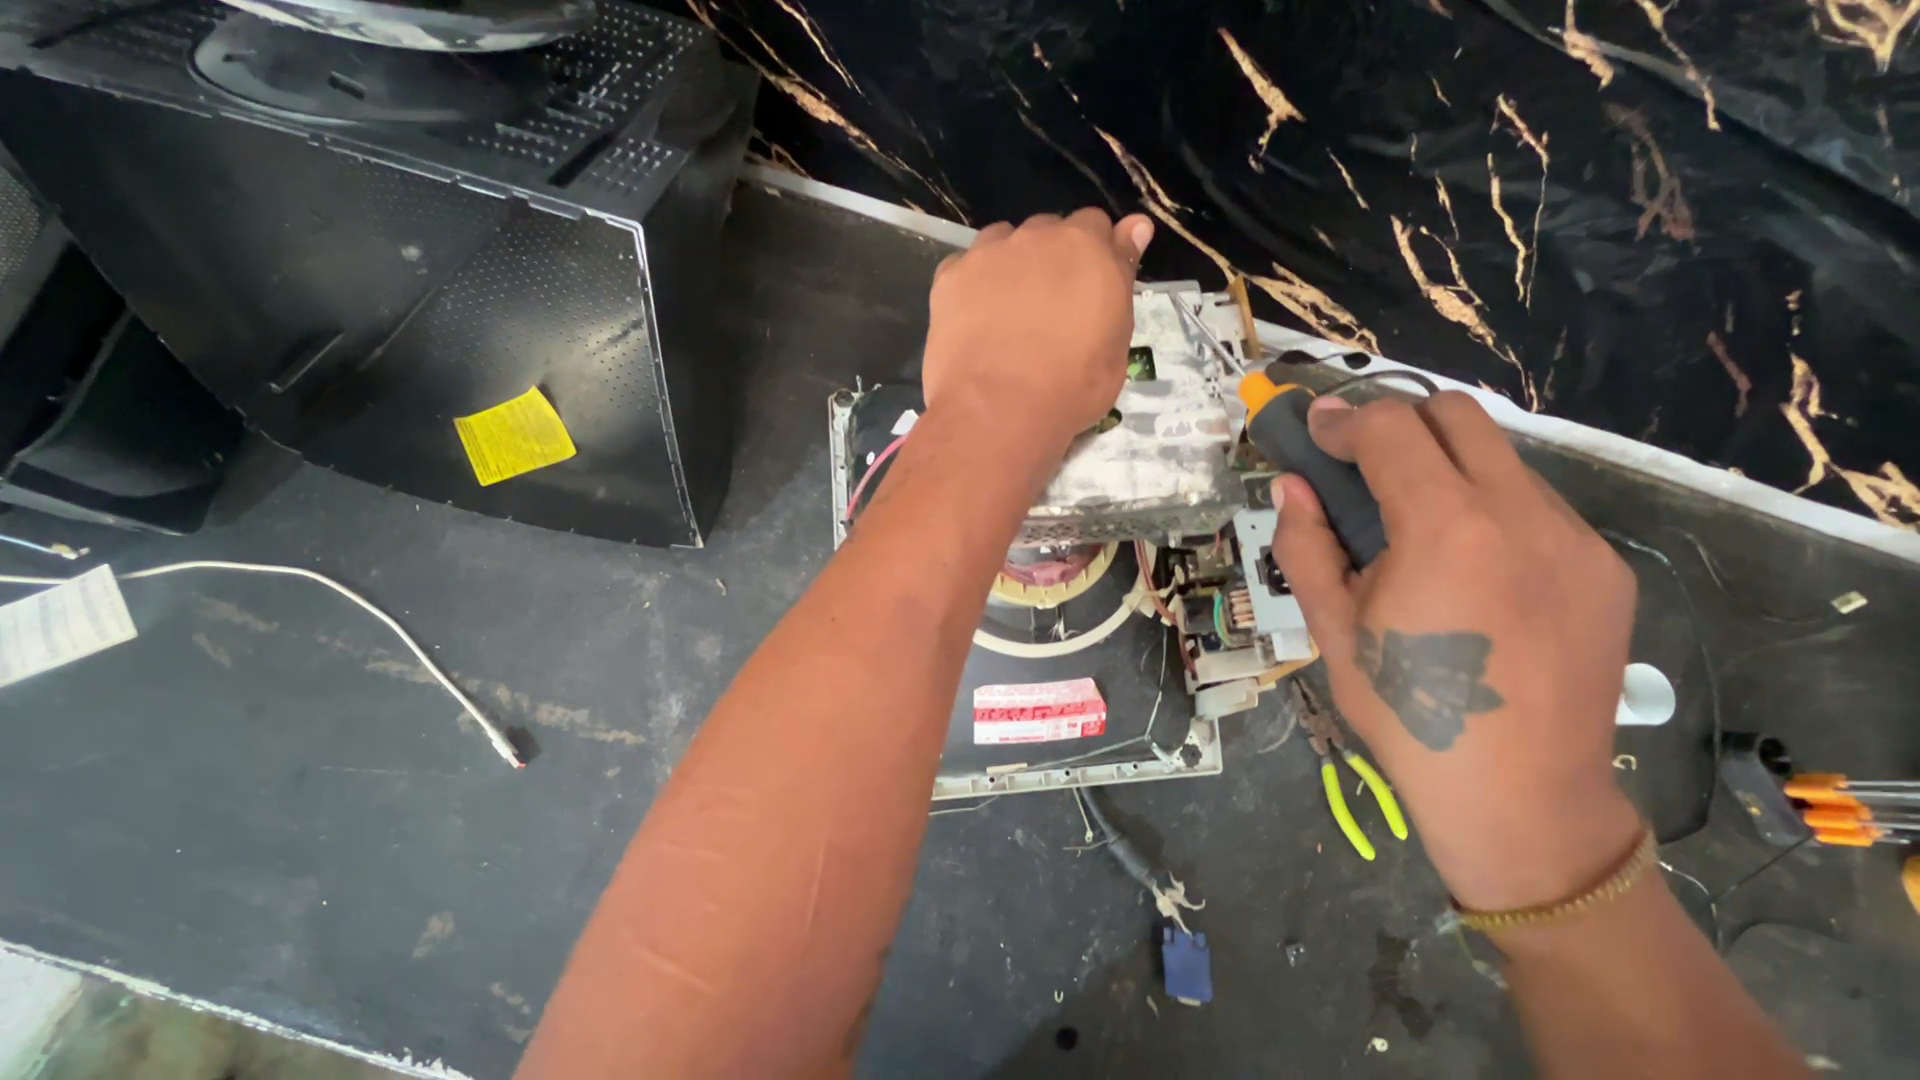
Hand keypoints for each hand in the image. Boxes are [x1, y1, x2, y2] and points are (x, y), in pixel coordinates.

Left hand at [922, 209, 1153, 451]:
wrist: (997, 410)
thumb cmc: (1072, 387)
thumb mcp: (1117, 342)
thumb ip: (1121, 277)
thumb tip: (1135, 227)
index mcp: (1088, 249)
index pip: (1097, 227)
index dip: (1095, 255)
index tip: (1091, 286)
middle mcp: (1039, 238)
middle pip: (1049, 231)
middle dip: (1052, 258)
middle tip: (1050, 306)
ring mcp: (990, 254)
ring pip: (1005, 240)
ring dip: (1012, 263)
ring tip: (1009, 310)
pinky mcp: (951, 276)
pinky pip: (965, 266)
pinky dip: (973, 283)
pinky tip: (976, 317)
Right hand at [1272, 392, 1641, 911]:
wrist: (1522, 794)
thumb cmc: (1409, 715)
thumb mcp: (1334, 632)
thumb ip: (1306, 547)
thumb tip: (1292, 487)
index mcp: (1444, 528)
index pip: (1390, 428)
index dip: (1343, 420)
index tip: (1315, 433)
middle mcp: (1520, 513)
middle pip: (1457, 414)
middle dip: (1398, 421)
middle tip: (1361, 462)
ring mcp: (1574, 536)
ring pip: (1501, 458)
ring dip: (1446, 466)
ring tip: (1417, 527)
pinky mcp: (1604, 566)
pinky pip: (1537, 506)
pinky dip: (1490, 509)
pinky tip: (1473, 570)